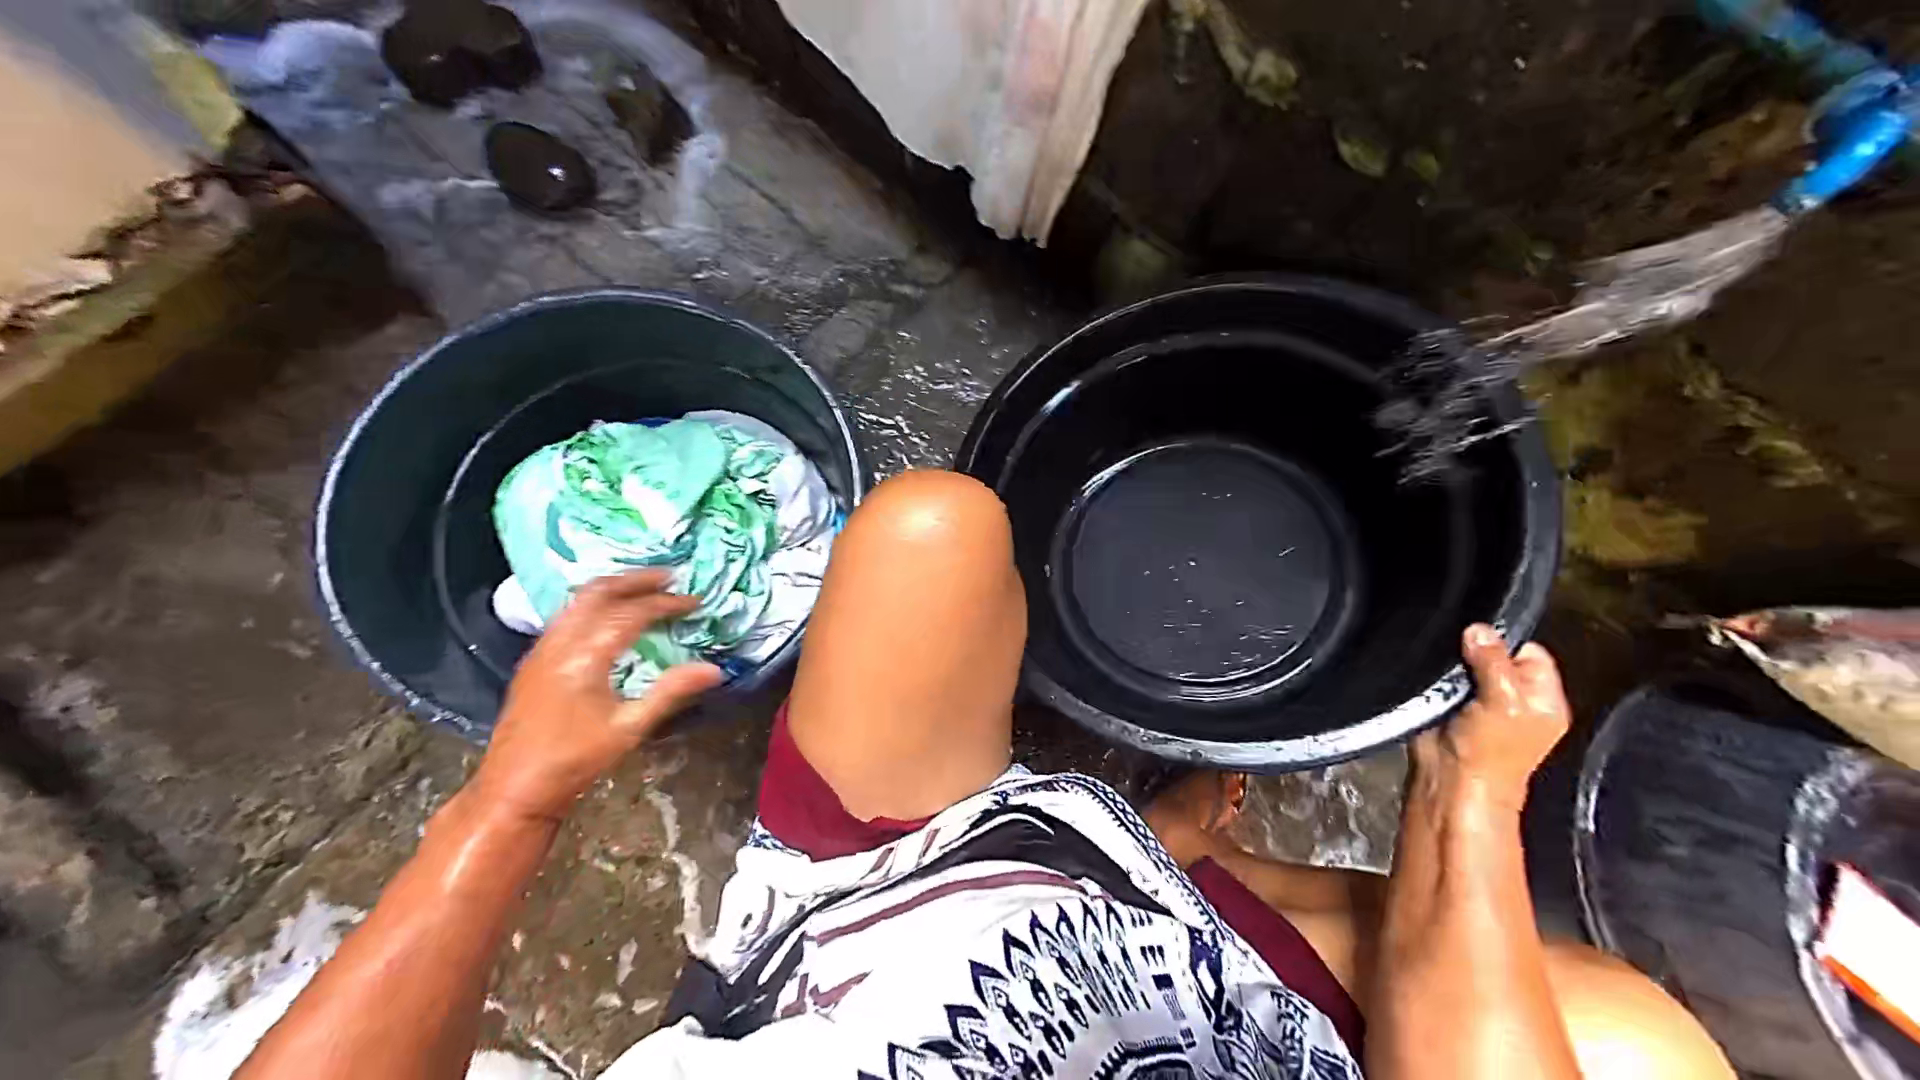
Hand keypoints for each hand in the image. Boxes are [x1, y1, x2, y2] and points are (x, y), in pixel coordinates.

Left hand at [472, 570, 723, 822]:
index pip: (631, 614)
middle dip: (636, 580)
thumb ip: (671, 692)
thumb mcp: (630, 727)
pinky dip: (595, 603)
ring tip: (645, 588)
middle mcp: (559, 643)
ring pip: (578, 600)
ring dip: (614, 588)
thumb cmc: (574, 760)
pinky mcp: (534, 660)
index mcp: (584, 657)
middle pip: (598, 592)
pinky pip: (567, 615)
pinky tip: (611, 615)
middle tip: (670, 577)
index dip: (666, 603)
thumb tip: (714, 669)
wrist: (512, 789)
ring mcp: (542, 649)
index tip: (694, 601)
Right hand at [1411, 624, 1570, 812]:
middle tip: (1461, 661)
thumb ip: (1492, 661)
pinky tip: (1432, 682)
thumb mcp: (1502, 701)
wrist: (1450, 781)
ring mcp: (1482, 704)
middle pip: (1494, 656)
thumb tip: (1479, 630)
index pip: (1529, 651)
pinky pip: (1443, 680)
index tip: (1480, 642)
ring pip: (1466, 667)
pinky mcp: (1450, 707)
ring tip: (1445, 676)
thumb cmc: (1488, 753)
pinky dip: (1435, 678)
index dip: (1505, 643)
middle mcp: (1516, 699)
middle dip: (1474, 653)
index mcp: (1543, 699)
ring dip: (1452, 666)